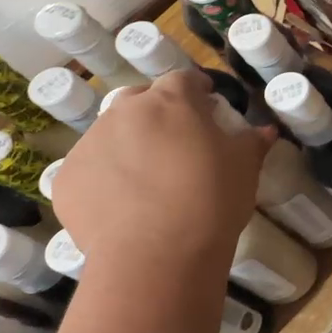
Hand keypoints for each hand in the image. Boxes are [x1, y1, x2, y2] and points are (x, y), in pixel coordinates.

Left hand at [53, 69, 273, 272]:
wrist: (157, 254)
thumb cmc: (212, 200)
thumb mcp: (245, 168)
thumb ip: (253, 142)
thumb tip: (264, 130)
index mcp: (171, 102)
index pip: (185, 78)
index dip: (200, 90)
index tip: (210, 107)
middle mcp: (123, 113)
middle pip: (141, 100)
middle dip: (160, 114)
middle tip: (181, 145)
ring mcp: (89, 144)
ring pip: (113, 134)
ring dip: (132, 146)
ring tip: (153, 181)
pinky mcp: (67, 178)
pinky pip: (93, 169)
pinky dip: (109, 179)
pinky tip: (129, 206)